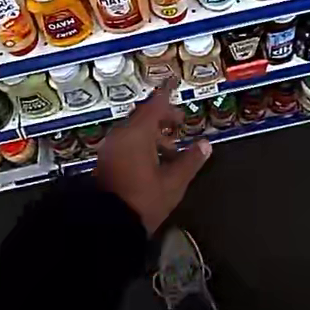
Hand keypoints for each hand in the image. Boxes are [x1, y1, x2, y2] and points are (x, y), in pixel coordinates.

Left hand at [96, 94, 210, 234]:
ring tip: (172, 150)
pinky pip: (127, 142)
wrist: (104, 227)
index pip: (155, 104)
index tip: (175, 82)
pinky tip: (155, 162)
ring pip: (135, 130)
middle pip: (144, 116)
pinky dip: (142, 144)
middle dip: (163, 117)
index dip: (167, 93)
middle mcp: (121, 135)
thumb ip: (190, 160)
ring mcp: (111, 148)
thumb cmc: (142, 200)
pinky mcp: (106, 162)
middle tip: (181, 123)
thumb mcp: (173, 182)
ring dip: (153, 134)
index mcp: (137, 133)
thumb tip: (205, 144)